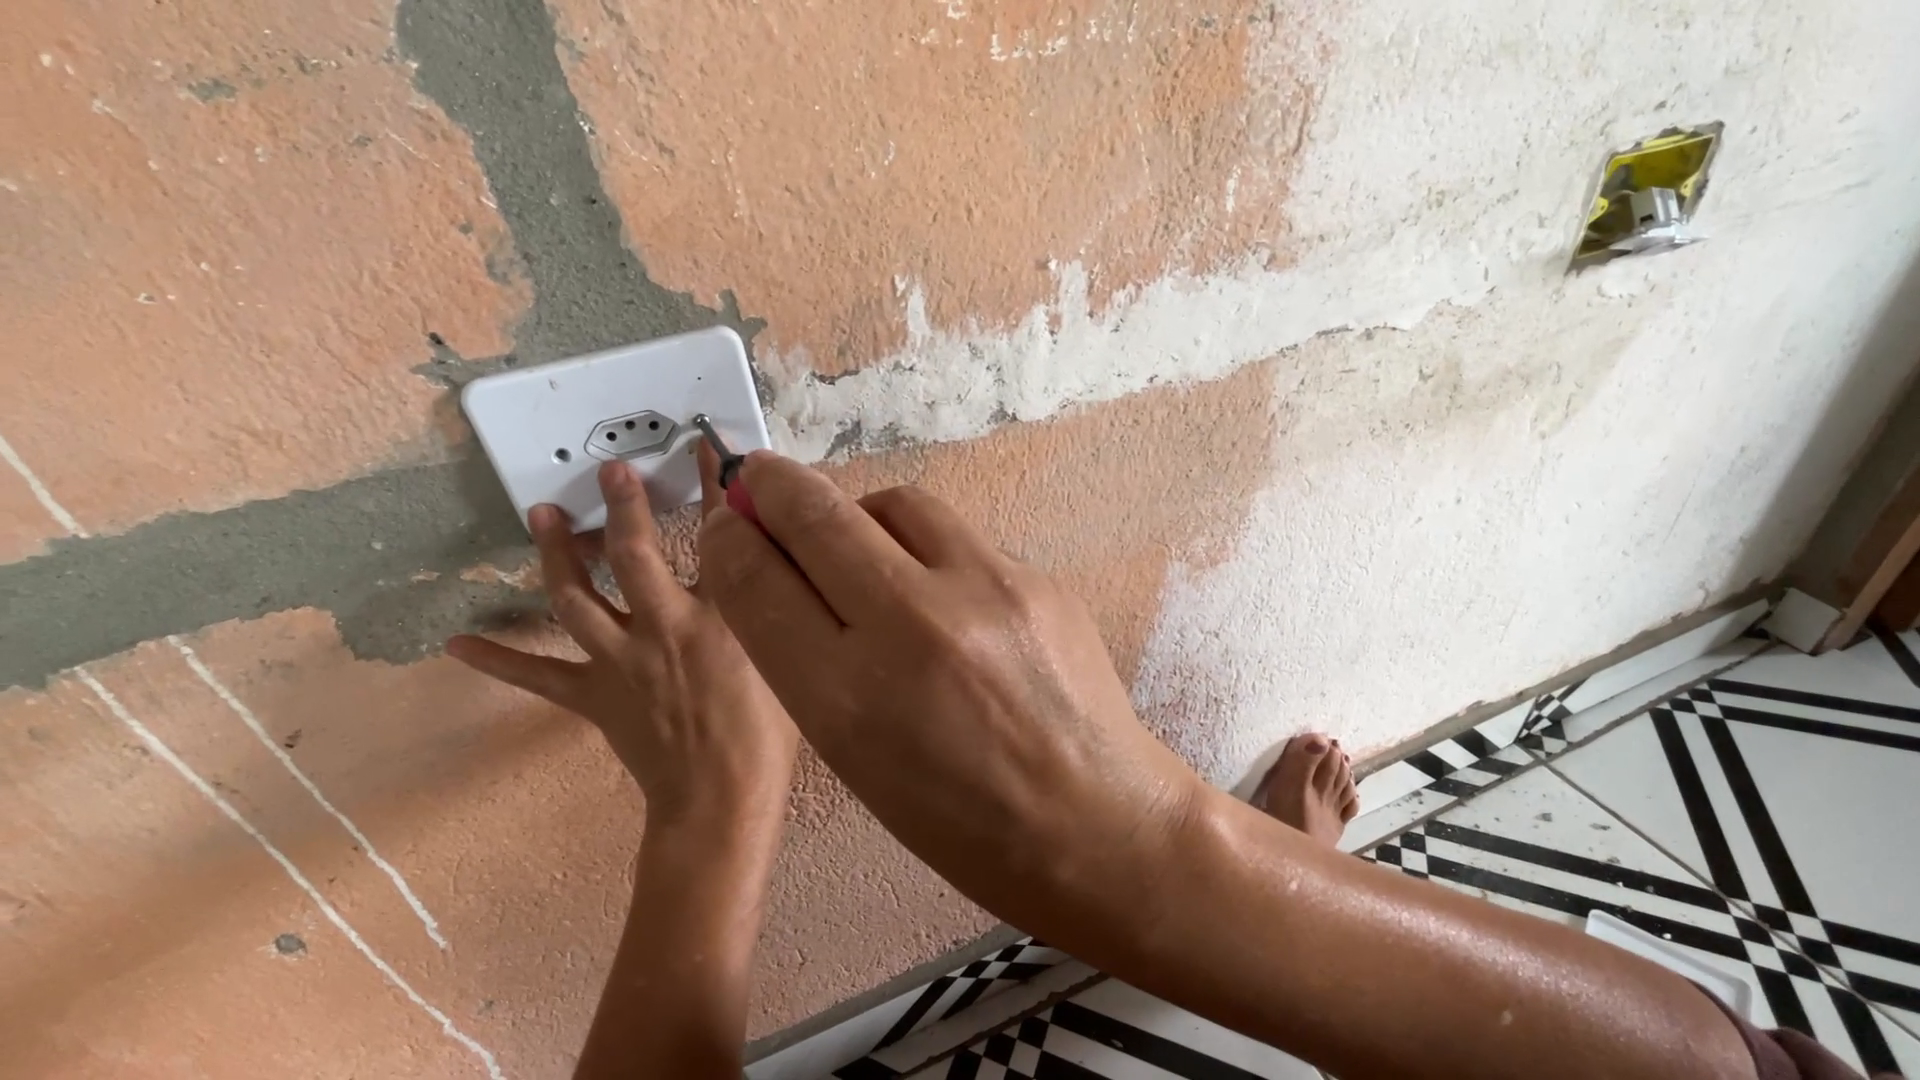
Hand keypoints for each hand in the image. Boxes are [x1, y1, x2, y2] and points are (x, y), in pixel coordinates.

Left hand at [448, 448, 796, 824]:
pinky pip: (538, 676)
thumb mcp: (785, 660)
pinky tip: (455, 642)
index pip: (719, 538)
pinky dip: (497, 658)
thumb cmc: (766, 734)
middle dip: (622, 507)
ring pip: (575, 600)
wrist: (720, 799)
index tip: (708, 446)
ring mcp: (621, 662)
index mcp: (719, 618)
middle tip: (607, 471)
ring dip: (554, 555)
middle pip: (633, 556)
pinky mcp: (593, 696)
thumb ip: (770, 609)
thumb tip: (765, 565)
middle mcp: (664, 628)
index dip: (715, 487)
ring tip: (539, 515)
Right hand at [695, 452, 1209, 946]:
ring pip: (892, 503)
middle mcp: (911, 626)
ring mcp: (985, 591)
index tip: (727, 525)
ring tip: (856, 541)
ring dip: (855, 512)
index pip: (757, 583)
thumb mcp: (857, 758)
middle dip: (774, 487)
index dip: (729, 542)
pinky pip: (957, 535)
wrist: (1096, 824)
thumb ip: (809, 661)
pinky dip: (924, 546)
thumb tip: (778, 575)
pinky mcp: (1037, 577)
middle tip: (761, 477)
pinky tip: (935, 583)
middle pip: (816, 515)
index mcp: (848, 699)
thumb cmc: (961, 822)